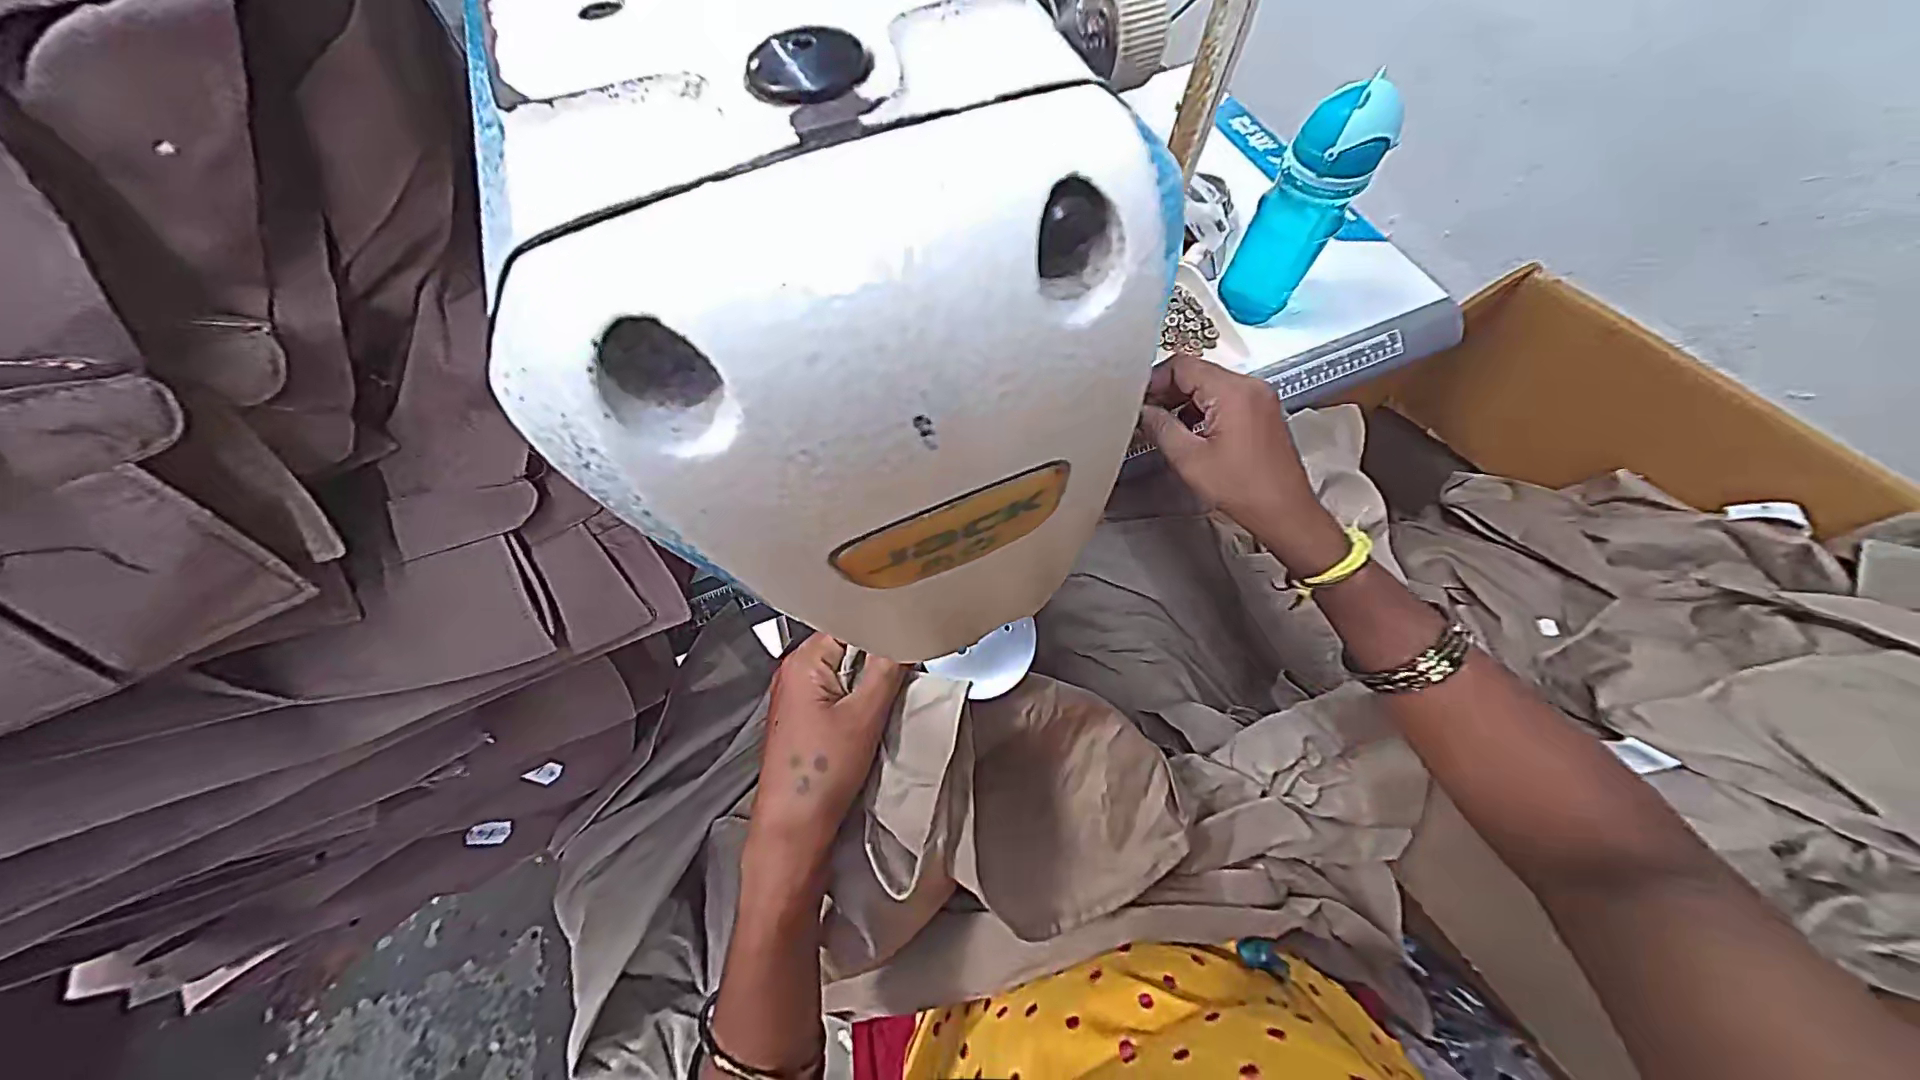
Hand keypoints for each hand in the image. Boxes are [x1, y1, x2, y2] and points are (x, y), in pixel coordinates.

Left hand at [746, 633, 907, 880]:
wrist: (793, 830)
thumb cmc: (816, 778)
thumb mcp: (864, 716)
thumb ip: (887, 669)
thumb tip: (904, 637)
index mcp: (802, 663)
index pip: (851, 625)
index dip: (882, 632)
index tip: (908, 641)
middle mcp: (796, 675)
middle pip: (851, 648)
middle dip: (880, 661)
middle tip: (900, 679)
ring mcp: (800, 698)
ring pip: (849, 674)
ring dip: (872, 684)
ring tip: (882, 706)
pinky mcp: (808, 719)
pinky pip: (842, 695)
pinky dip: (861, 703)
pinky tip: (870, 721)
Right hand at [1139, 352, 1346, 574]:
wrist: (1283, 510)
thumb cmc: (1245, 489)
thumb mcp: (1189, 459)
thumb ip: (1161, 428)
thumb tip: (1144, 412)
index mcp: (1234, 392)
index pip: (1183, 366)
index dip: (1154, 380)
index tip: (1138, 397)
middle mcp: (1251, 387)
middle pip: (1198, 372)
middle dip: (1167, 390)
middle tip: (1144, 412)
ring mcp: (1260, 398)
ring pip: (1210, 386)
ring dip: (1184, 401)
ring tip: (1163, 425)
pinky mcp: (1262, 412)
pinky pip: (1226, 398)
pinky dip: (1203, 409)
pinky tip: (1188, 432)